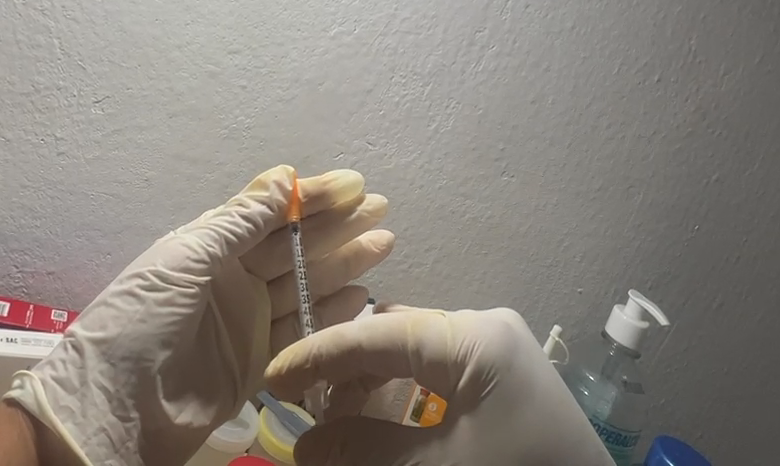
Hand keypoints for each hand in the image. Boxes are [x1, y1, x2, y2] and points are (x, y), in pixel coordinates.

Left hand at [7, 166, 393, 465]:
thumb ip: (238, 223)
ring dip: (343, 264)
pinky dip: (330, 312)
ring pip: (304, 284)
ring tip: (384, 243)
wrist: (109, 414)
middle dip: (337, 225)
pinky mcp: (255, 364)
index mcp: (211, 245)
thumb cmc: (140, 323)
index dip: (312, 197)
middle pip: (295, 245)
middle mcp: (233, 276)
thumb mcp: (185, 262)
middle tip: (381, 208)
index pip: (271, 212)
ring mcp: (246, 320)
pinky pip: (301, 331)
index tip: (353, 184)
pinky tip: (362, 297)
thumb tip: (284, 178)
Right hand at [265, 307, 611, 465]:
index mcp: (476, 336)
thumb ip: (366, 451)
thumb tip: (302, 446)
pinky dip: (405, 404)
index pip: (380, 331)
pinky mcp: (505, 384)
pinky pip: (441, 380)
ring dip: (372, 392)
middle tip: (304, 414)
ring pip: (415, 360)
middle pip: (396, 340)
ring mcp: (500, 354)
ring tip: (337, 430)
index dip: (321, 355)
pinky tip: (380, 432)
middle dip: (347, 375)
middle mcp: (488, 328)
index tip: (274, 379)